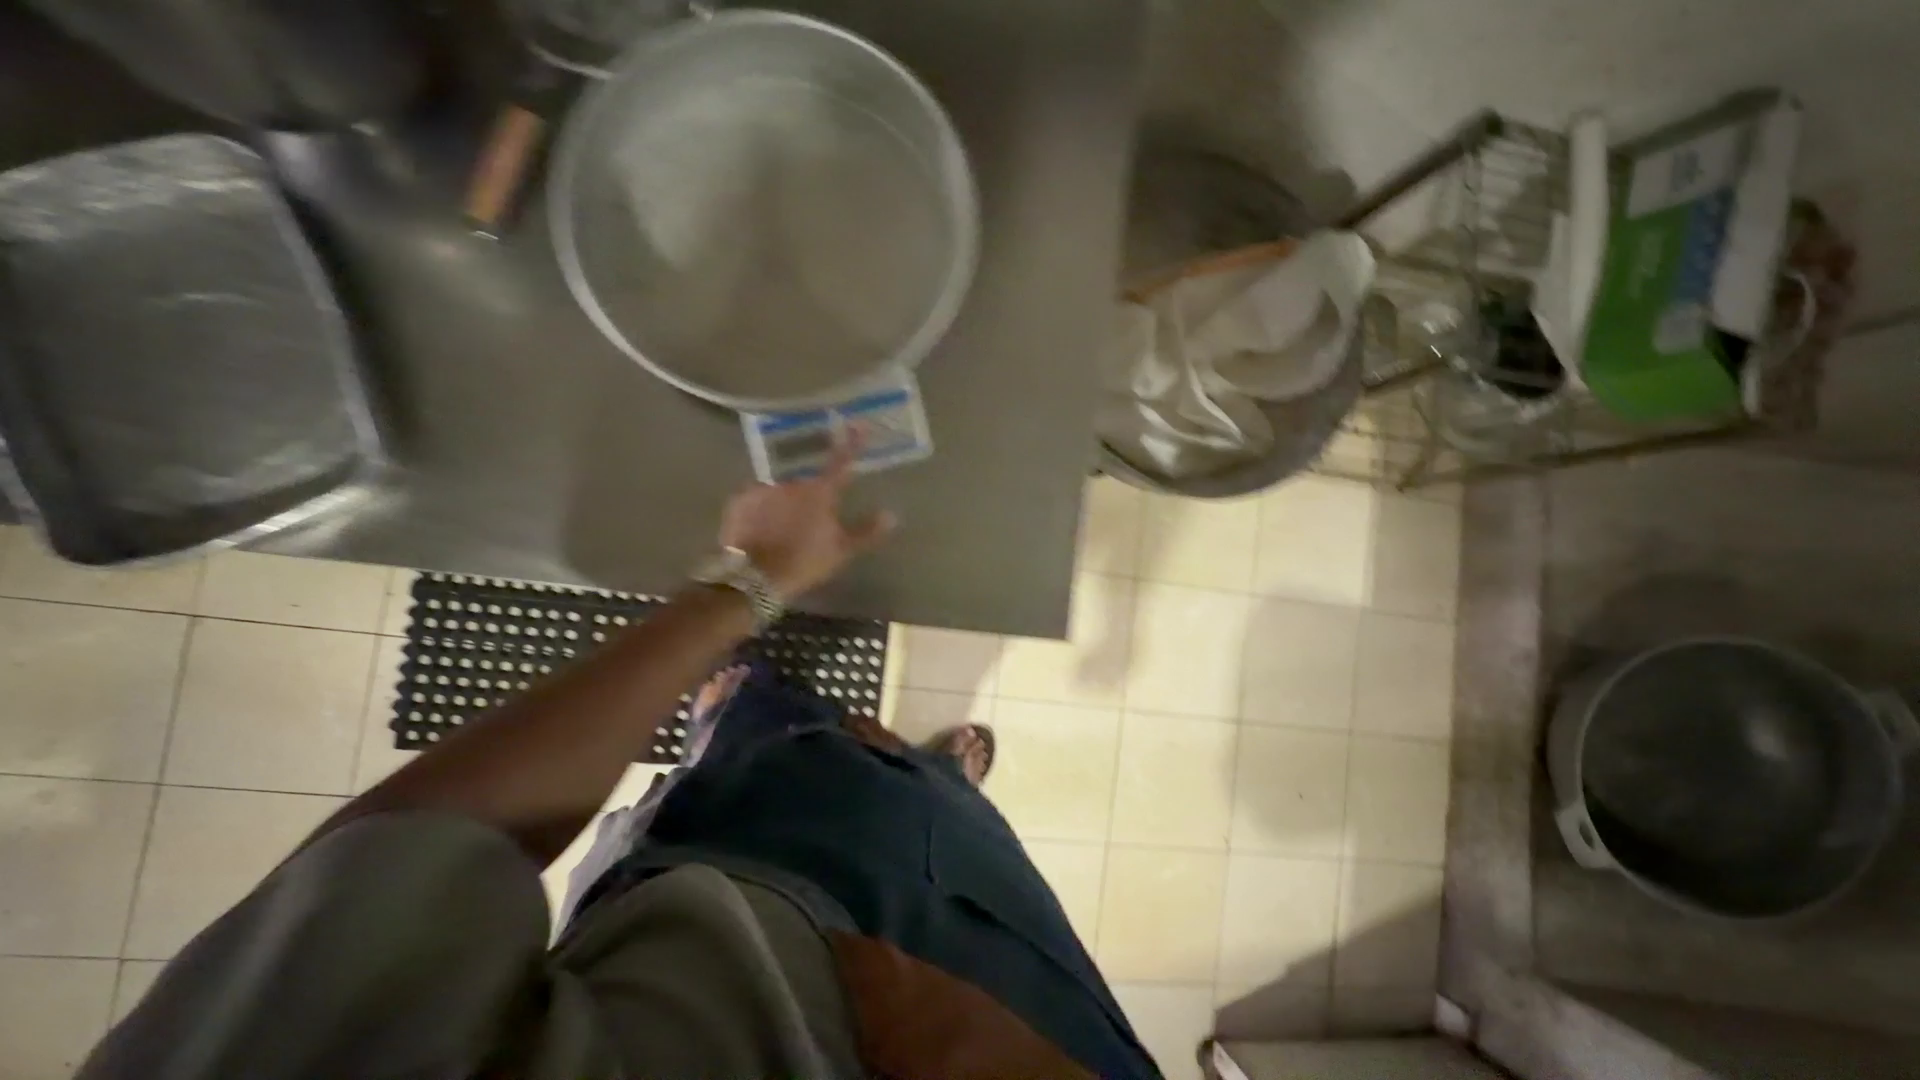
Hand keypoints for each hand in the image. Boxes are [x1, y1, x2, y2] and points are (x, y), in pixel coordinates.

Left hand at [720, 433, 896, 597]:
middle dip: (810, 493)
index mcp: (819, 492)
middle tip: (808, 518)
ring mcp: (763, 488)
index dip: (852, 442)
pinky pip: (756, 499)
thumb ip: (866, 531)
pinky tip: (761, 527)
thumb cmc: (804, 563)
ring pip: (780, 489)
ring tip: (781, 528)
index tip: (858, 424)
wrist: (755, 578)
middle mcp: (791, 482)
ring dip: (784, 502)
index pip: (841, 461)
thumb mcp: (841, 551)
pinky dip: (761, 508)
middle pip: (806, 480)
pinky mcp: (740, 500)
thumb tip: (891, 515)